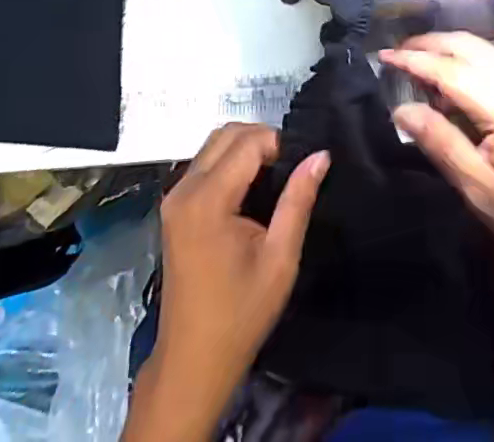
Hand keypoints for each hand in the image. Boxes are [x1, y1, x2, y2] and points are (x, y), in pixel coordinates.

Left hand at [143, 124, 327, 429]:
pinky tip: (251, 191)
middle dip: (261, 140)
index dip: (279, 145)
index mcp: (208, 199)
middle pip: (225, 134)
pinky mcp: (173, 207)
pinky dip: (229, 163)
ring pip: (212, 145)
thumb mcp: (280, 258)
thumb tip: (320, 155)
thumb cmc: (241, 313)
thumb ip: (298, 200)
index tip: (301, 169)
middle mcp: (184, 189)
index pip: (247, 142)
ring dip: (245, 149)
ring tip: (274, 179)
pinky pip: (203, 164)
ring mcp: (174, 197)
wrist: (193, 357)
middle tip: (290, 170)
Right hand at [381, 32, 493, 297]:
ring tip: (414, 71)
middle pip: (467, 45)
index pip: (449, 69)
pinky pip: (493, 65)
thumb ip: (440, 142)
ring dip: (446, 53)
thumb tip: (402, 109)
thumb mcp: (481, 190)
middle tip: (394, 56)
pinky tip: (449, 87)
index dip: (412, 60)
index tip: (382, 57)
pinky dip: (465, 65)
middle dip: (428, 44)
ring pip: (480, 51)